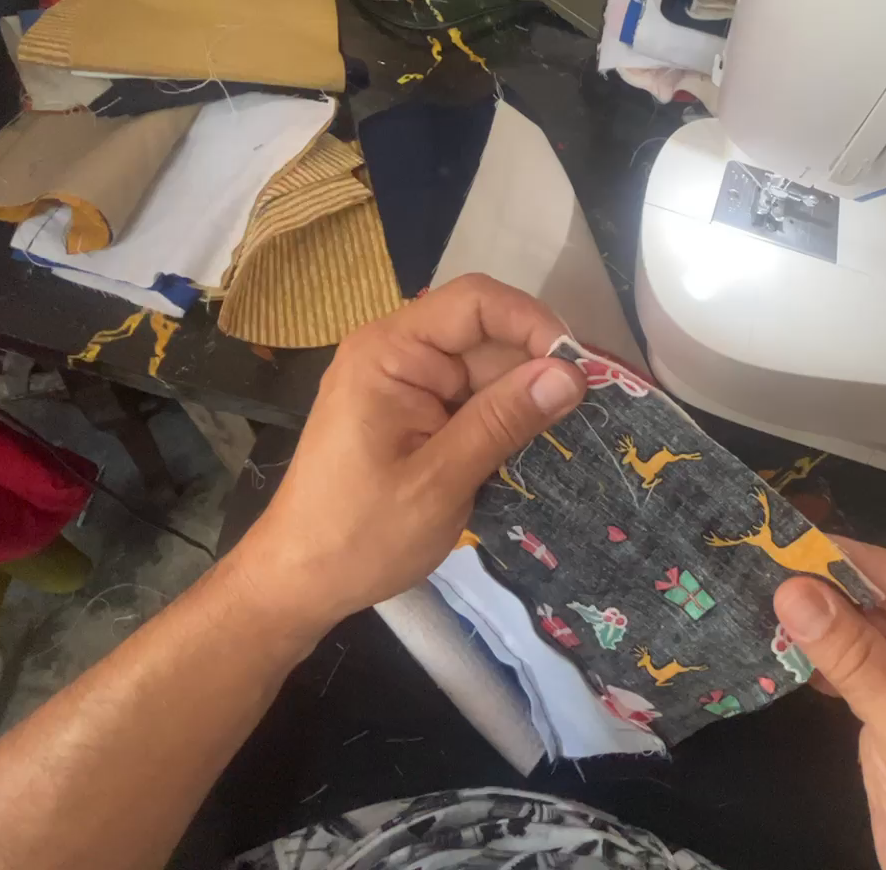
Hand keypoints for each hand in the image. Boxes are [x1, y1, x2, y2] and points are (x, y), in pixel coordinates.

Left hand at [225, 275, 584, 631]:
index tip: (578, 369)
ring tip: (568, 435)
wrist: (300, 582)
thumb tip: (571, 375)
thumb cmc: (358, 535)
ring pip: (489, 369)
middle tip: (584, 414)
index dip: (533, 322)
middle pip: (488, 336)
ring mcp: (410, 382)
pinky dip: (507, 419)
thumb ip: (503, 422)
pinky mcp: (420, 411)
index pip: (475, 304)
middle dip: (537, 368)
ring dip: (526, 398)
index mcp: (390, 352)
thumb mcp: (439, 481)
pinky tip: (533, 447)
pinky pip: (476, 398)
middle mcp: (400, 352)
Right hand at [773, 539, 885, 869]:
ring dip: (814, 622)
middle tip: (752, 567)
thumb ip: (853, 656)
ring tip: (752, 598)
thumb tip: (790, 588)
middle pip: (880, 598)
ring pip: (862, 628)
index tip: (777, 540)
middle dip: (821, 589)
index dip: (841, 557)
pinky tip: (775, 647)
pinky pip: (855, 663)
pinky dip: (819, 658)